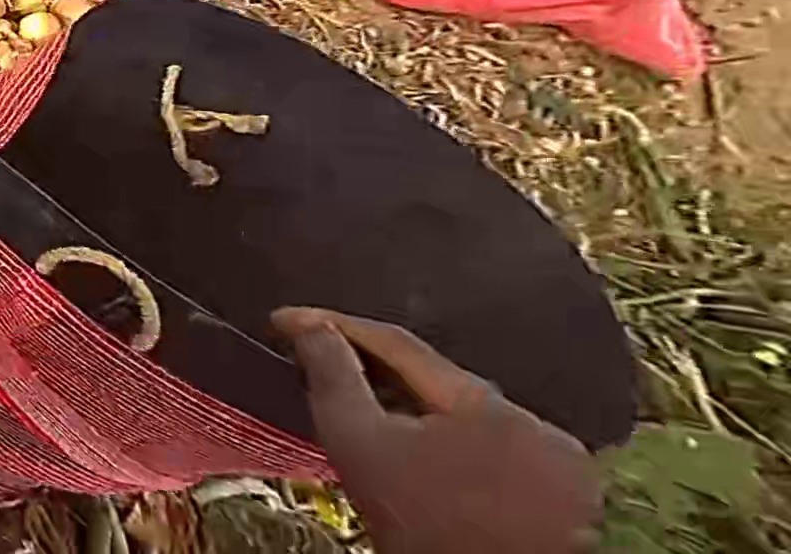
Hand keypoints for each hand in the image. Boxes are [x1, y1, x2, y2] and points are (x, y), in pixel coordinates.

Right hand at [272, 307, 599, 553]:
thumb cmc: (413, 524)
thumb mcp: (353, 437)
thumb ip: (331, 370)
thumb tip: (312, 325)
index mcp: (493, 409)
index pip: (397, 344)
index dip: (332, 324)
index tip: (282, 320)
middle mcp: (540, 427)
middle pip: (427, 373)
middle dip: (364, 359)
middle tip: (308, 350)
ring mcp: (559, 464)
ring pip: (451, 402)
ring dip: (396, 390)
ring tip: (344, 384)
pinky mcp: (561, 493)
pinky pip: (477, 433)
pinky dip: (431, 422)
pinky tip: (396, 427)